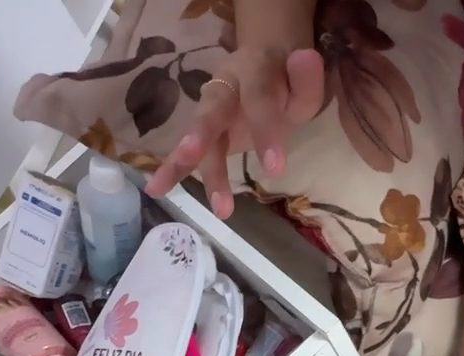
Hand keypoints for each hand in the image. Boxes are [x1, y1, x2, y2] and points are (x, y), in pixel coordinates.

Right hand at [142, 44, 324, 218]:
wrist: (265, 71)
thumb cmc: (286, 85)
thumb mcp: (303, 83)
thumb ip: (306, 79)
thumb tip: (305, 58)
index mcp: (253, 71)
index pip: (258, 98)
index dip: (264, 130)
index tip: (275, 170)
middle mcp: (224, 86)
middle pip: (212, 110)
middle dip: (200, 133)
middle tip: (190, 154)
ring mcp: (210, 107)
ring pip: (196, 134)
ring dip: (184, 161)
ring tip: (166, 187)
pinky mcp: (203, 131)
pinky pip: (187, 151)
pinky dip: (171, 170)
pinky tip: (157, 189)